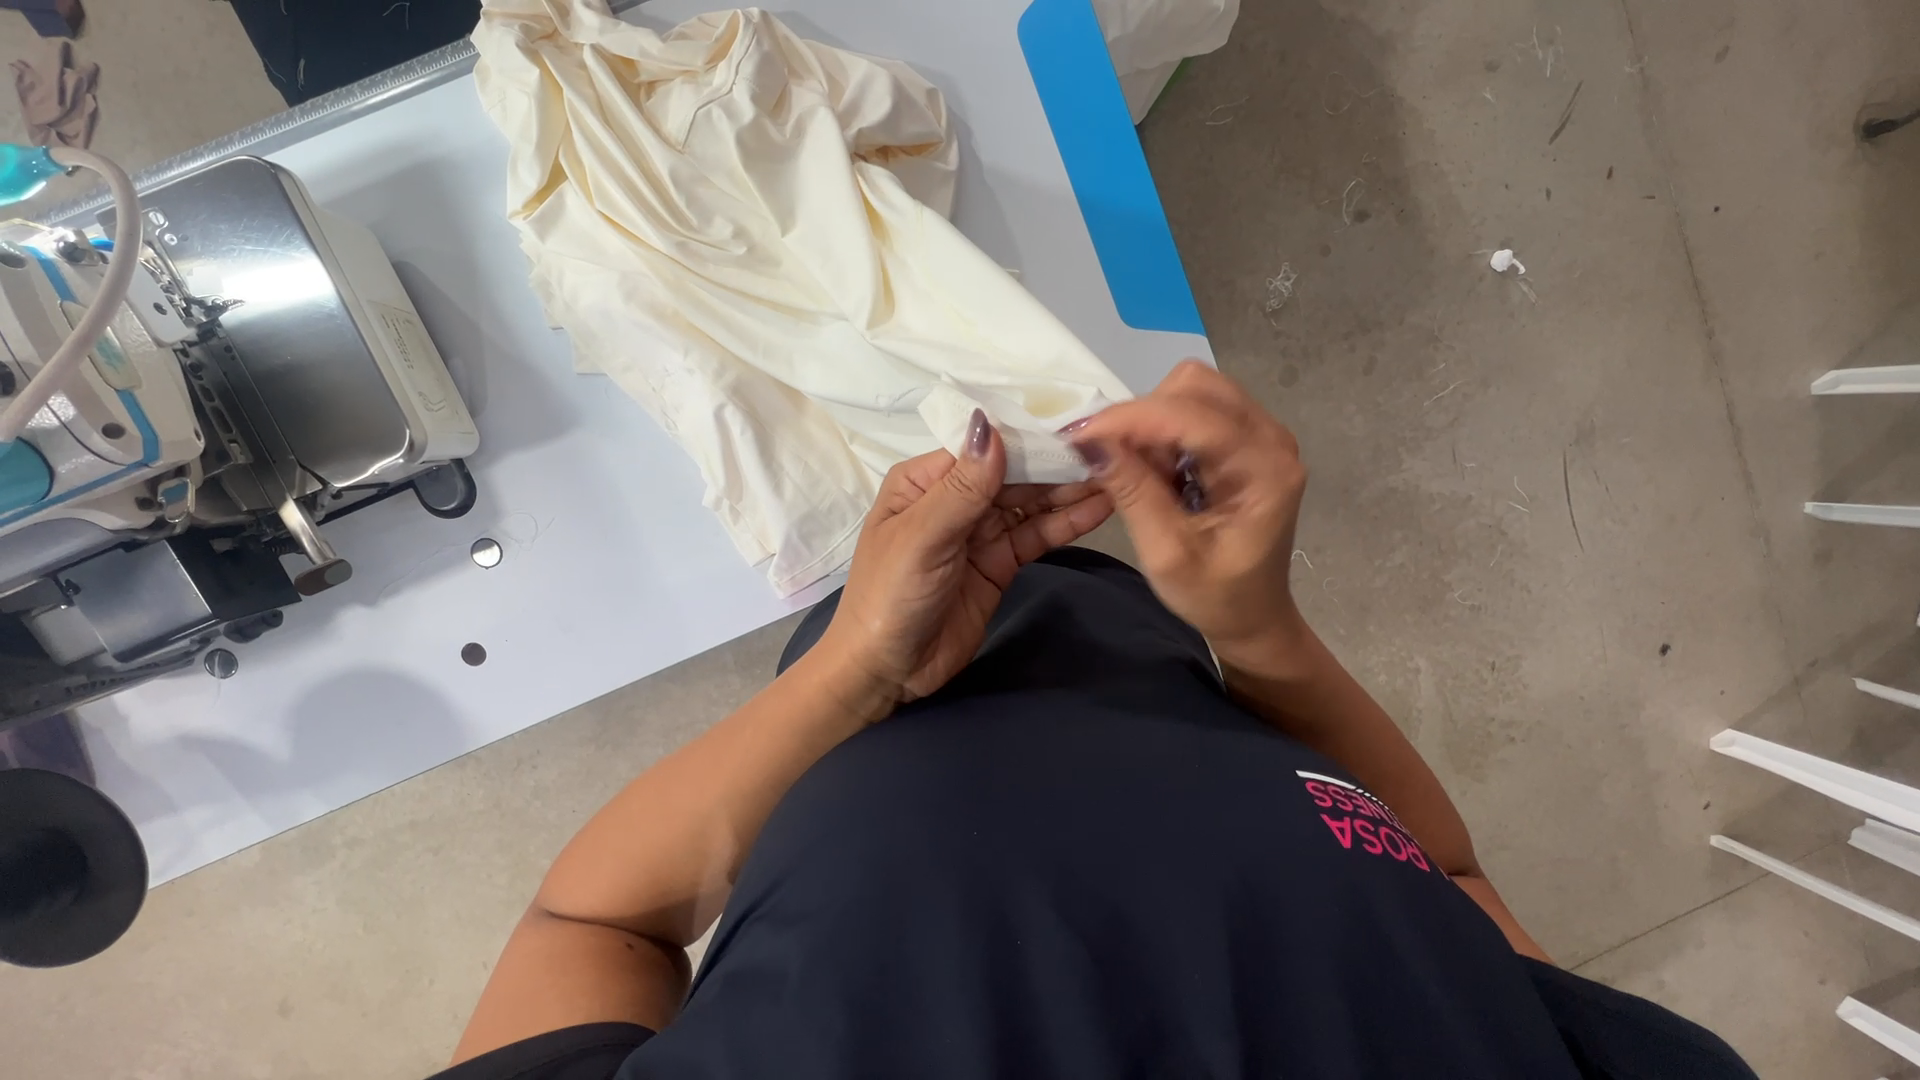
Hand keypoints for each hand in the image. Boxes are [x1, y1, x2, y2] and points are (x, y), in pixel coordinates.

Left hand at [820, 410, 1114, 708]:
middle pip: (1011, 473)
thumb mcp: (922, 538)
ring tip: (1115, 476)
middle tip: (1108, 454)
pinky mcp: (999, 564)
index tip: (1072, 427)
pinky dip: (1065, 523)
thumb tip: (991, 425)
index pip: (982, 449)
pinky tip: (1099, 508)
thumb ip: (962, 488)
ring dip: (1067, 491)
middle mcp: (953, 499)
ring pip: (1029, 502)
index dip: (1026, 438)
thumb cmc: (890, 596)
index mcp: (923, 482)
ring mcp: (979, 533)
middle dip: (1054, 464)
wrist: (887, 671)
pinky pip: (1035, 535)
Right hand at [1066, 361, 1307, 674]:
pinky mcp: (1244, 438)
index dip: (1131, 419)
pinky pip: (1194, 409)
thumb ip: (1132, 492)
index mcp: (1264, 470)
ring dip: (1151, 425)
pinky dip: (1162, 432)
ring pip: (1191, 391)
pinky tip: (1158, 473)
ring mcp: (1261, 434)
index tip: (1079, 437)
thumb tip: (1089, 442)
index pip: (1192, 416)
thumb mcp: (1166, 554)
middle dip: (1142, 418)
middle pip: (1194, 386)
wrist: (1253, 616)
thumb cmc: (1215, 596)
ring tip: (1140, 474)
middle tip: (1114, 463)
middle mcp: (1271, 438)